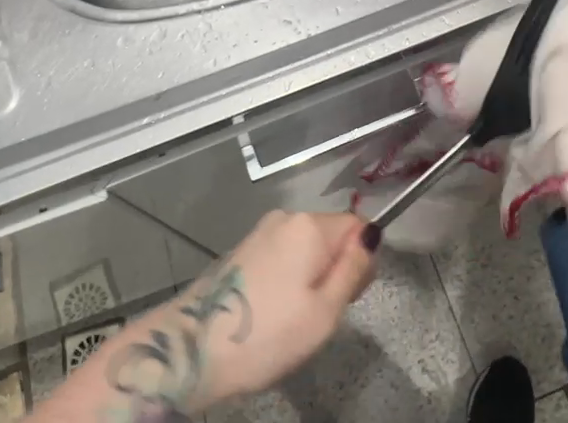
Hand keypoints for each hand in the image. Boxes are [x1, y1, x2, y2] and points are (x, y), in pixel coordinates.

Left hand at [93, 211, 376, 416]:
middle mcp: (285, 217)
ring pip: (307, 249)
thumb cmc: (269, 334)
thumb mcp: (325, 311)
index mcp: (309, 225)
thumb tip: (372, 235)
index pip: (358, 226)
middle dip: (336, 270)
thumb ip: (354, 269)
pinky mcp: (243, 250)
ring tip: (294, 319)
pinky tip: (274, 312)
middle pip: (331, 235)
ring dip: (311, 278)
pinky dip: (288, 280)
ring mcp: (260, 232)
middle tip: (320, 314)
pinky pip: (284, 256)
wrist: (194, 349)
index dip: (362, 261)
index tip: (348, 297)